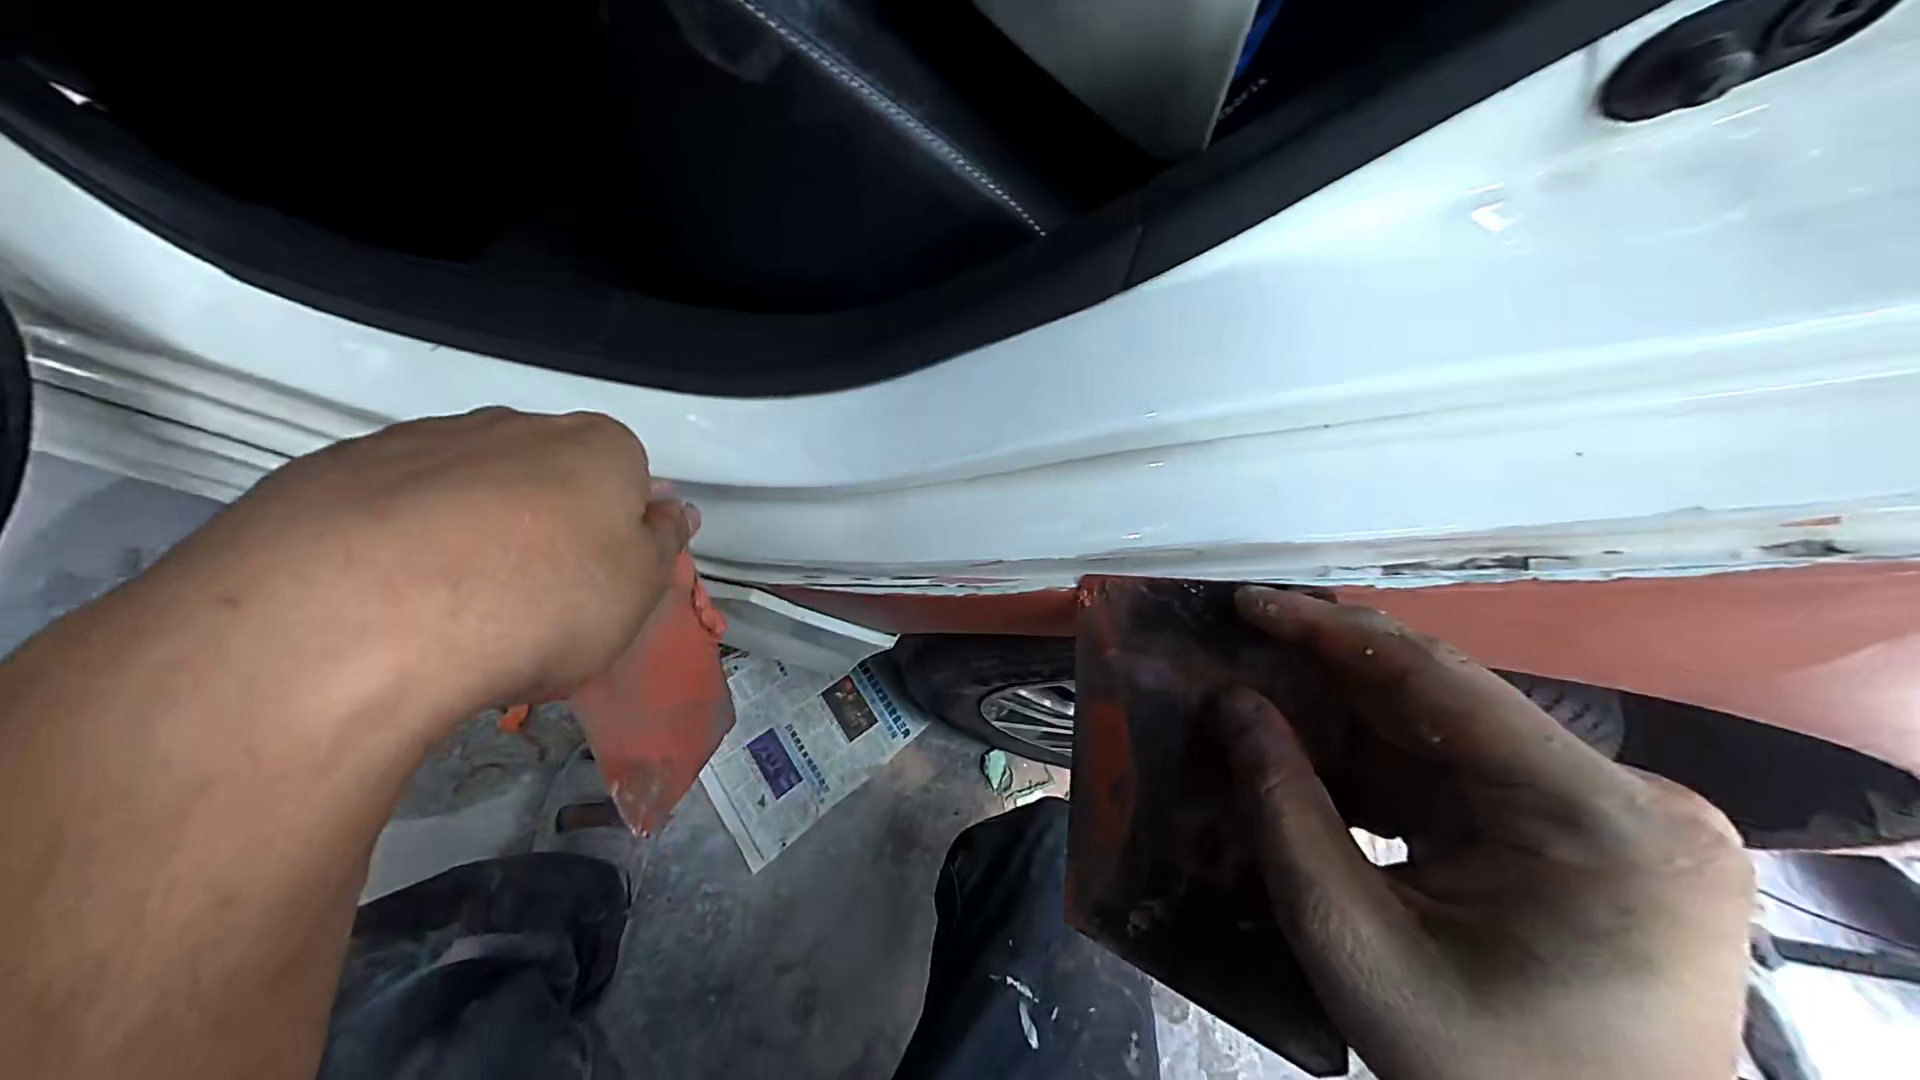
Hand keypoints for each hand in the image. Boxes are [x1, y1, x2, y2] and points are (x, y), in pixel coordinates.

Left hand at [146, 408, 692, 719]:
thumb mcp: (640, 588)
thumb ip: (664, 542)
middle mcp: (512, 426)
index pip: (629, 475)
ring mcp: (417, 442)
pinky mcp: (329, 472)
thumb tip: (670, 511)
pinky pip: (390, 506)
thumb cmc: (542, 602)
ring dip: (474, 532)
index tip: (605, 576)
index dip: (621, 528)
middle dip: (550, 523)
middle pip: (548, 474)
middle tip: (539, 596)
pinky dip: (400, 542)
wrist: (356, 622)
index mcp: (597, 446)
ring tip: (456, 608)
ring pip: (468, 487)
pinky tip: (389, 598)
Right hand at [1212, 587, 1753, 1079]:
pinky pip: (1451, 768)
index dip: (1330, 632)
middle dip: (1326, 671)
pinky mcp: (1577, 827)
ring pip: (1436, 731)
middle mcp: (1623, 794)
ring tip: (1255, 693)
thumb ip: (1284, 812)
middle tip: (1237, 644)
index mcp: (1598, 819)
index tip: (1248, 602)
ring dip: (1341, 716)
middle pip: (1438, 701)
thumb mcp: (1353, 943)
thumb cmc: (1481, 1074)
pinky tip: (1306, 751)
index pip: (1440, 684)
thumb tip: (1231, 703)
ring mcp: (1606, 809)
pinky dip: (1371, 760)